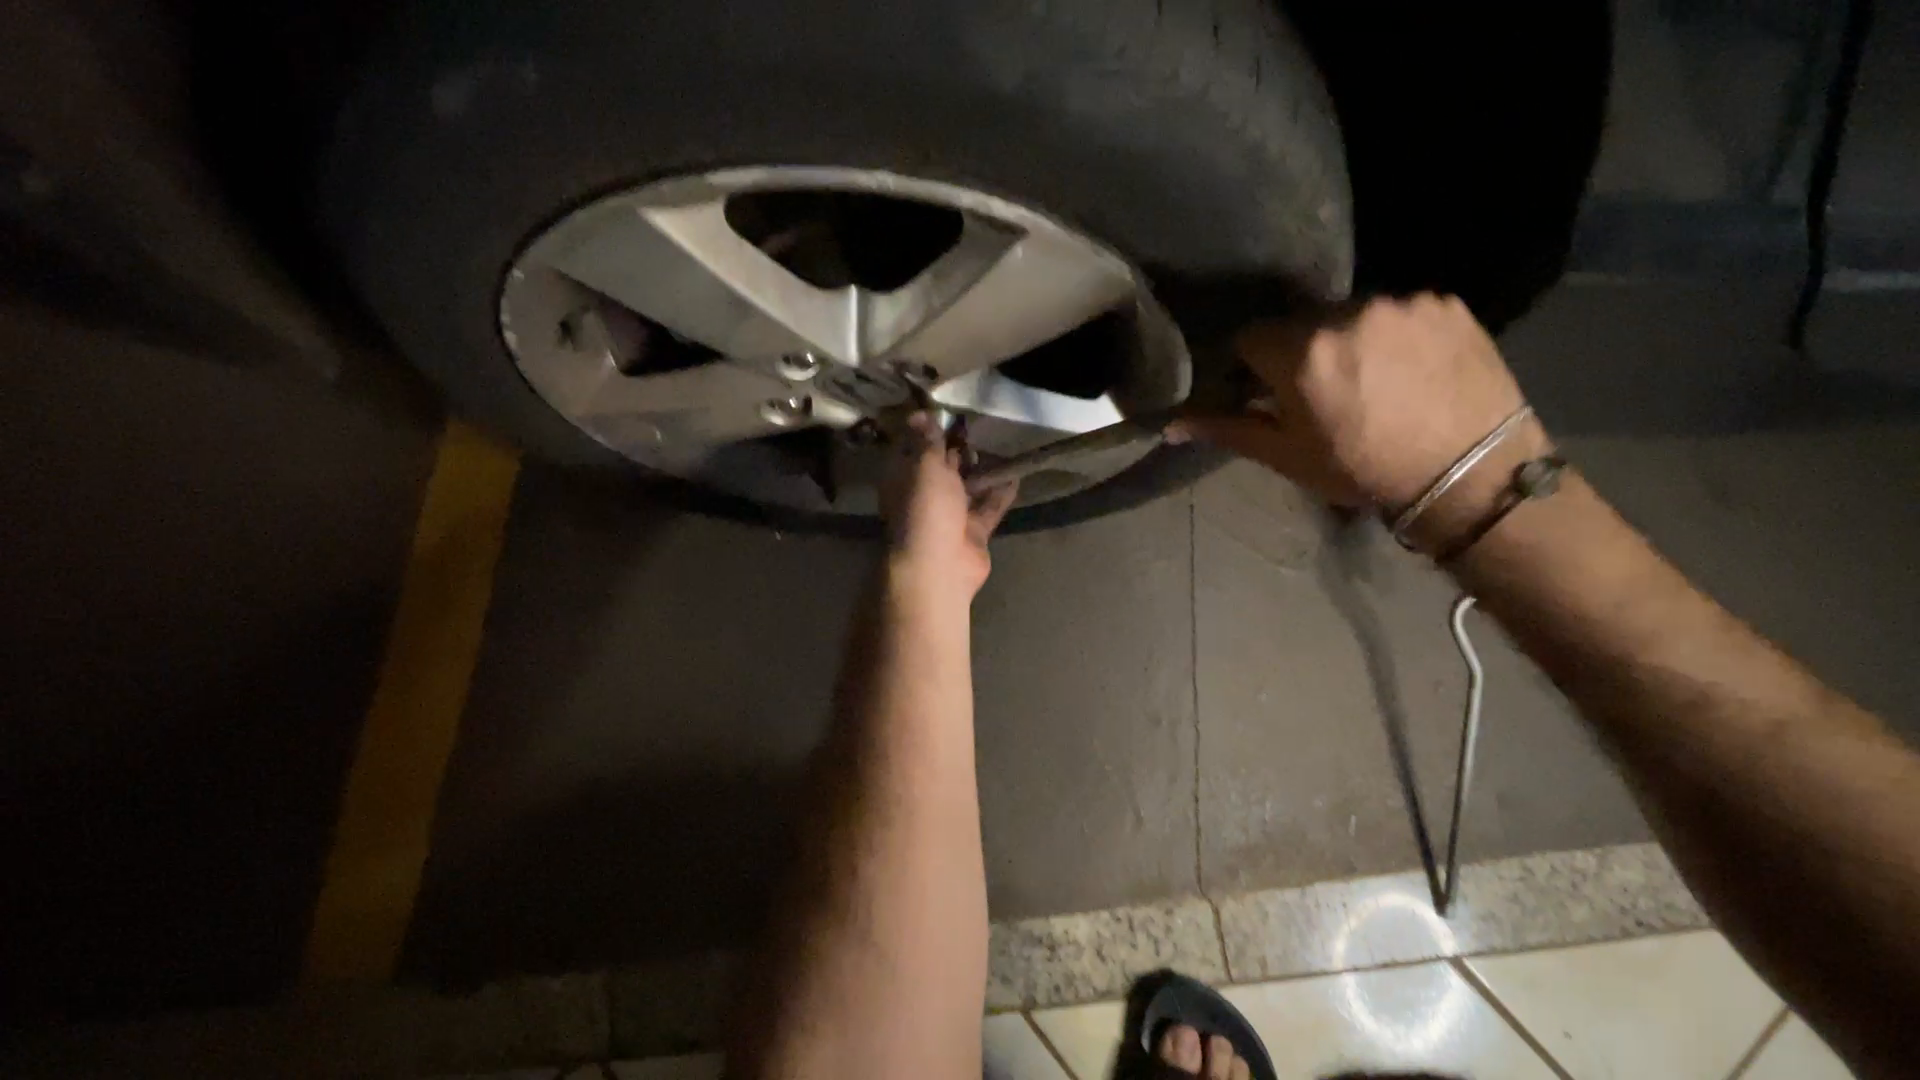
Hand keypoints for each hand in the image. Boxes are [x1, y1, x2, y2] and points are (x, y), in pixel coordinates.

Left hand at [881, 413, 1018, 601]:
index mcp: (904, 477)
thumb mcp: (925, 465)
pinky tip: (1017, 474)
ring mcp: (949, 515)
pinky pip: (989, 507)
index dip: (929, 429)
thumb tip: (918, 413)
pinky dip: (1002, 493)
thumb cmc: (926, 508)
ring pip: (968, 486)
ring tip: (1004, 444)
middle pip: (943, 466)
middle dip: (959, 448)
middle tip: (982, 423)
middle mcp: (924, 494)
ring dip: (983, 469)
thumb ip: (928, 441)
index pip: (914, 447)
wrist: (939, 566)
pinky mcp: (973, 531)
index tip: (950, 409)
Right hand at [1169, 294, 1532, 508]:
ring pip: (1353, 315)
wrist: (1472, 477)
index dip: (1253, 367)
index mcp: (1299, 353)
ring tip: (1377, 381)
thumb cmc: (1364, 472)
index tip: (1269, 392)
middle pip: (1301, 324)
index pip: (1249, 339)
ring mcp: (1401, 304)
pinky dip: (1398, 334)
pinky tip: (1413, 370)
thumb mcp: (1287, 456)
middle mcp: (1345, 314)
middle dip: (1303, 351)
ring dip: (1352, 340)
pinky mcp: (1445, 302)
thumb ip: (1227, 429)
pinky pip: (1402, 311)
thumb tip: (1171, 424)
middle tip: (1326, 392)